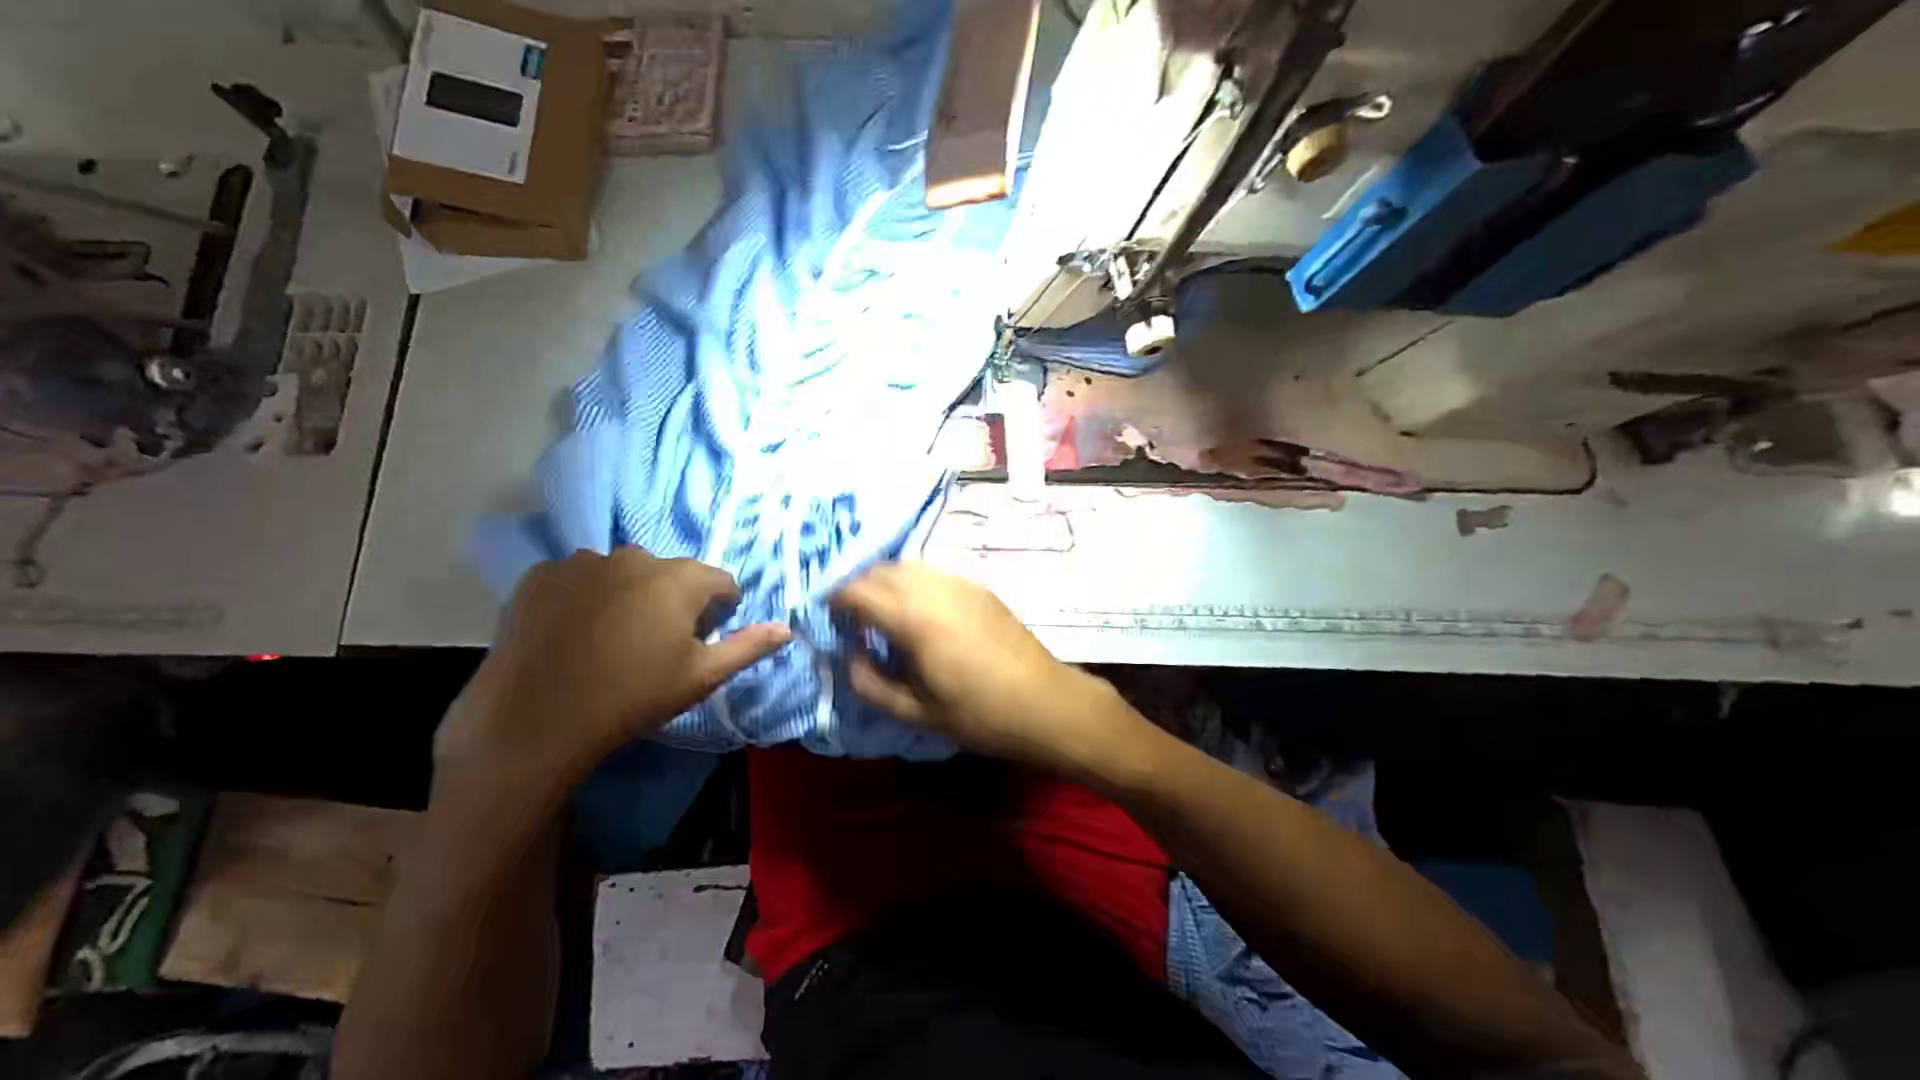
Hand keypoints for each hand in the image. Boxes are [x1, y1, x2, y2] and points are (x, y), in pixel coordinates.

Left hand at [440, 548, 790, 798]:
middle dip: (673, 600)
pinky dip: (585, 596)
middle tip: (656, 645)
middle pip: (672, 574)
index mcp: (680, 578)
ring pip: (624, 573)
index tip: (701, 641)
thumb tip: (786, 628)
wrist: (535, 720)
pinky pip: (579, 578)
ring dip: (629, 594)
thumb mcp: (702, 677)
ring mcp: (583, 562)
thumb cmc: (633, 697)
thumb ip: (748, 646)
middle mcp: (635, 556)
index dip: (720, 611)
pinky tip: (573, 632)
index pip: (721, 581)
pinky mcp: (540, 576)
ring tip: (611, 639)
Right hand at [831, 562, 1132, 778]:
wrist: (1046, 703)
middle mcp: (936, 589)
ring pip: (909, 567)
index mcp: (915, 619)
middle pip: (882, 571)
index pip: (860, 591)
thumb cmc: (980, 715)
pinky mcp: (980, 589)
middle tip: (851, 618)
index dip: (836, 600)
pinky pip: (934, 574)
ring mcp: (961, 584)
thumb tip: (850, 654)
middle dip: (859, 588)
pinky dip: (913, 583)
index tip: (829, 618)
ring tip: (882, 615)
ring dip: (886, 583)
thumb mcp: (916, 712)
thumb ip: (871, 682)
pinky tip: (917, 613)